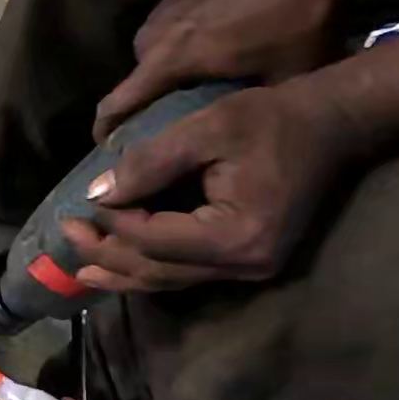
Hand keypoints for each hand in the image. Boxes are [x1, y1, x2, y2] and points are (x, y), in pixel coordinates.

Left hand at [66, 80, 367, 292]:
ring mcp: (248, 270)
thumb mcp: (204, 128)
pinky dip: (150, 269)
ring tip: (83, 269)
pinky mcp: (247, 262)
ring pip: (169, 280)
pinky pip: (186, 273)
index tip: (80, 206)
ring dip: (123, 273)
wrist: (332, 124)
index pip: (153, 239)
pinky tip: (123, 266)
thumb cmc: (270, 118)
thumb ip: (147, 163)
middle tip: (66, 239)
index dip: (113, 223)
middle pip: (157, 270)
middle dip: (107, 256)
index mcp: (234, 234)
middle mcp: (242, 264)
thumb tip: (95, 195)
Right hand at [95, 0, 337, 141]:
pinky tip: (207, 66)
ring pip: (149, 66)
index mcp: (170, 59)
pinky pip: (162, 43)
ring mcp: (161, 14)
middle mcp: (153, 36)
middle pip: (133, 89)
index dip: (106, 134)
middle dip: (143, 113)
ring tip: (191, 103)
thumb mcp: (285, 76)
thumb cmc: (296, 10)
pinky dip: (174, 61)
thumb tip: (236, 143)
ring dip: (162, 85)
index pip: (116, 105)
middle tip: (169, 136)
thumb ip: (247, 112)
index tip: (107, 156)